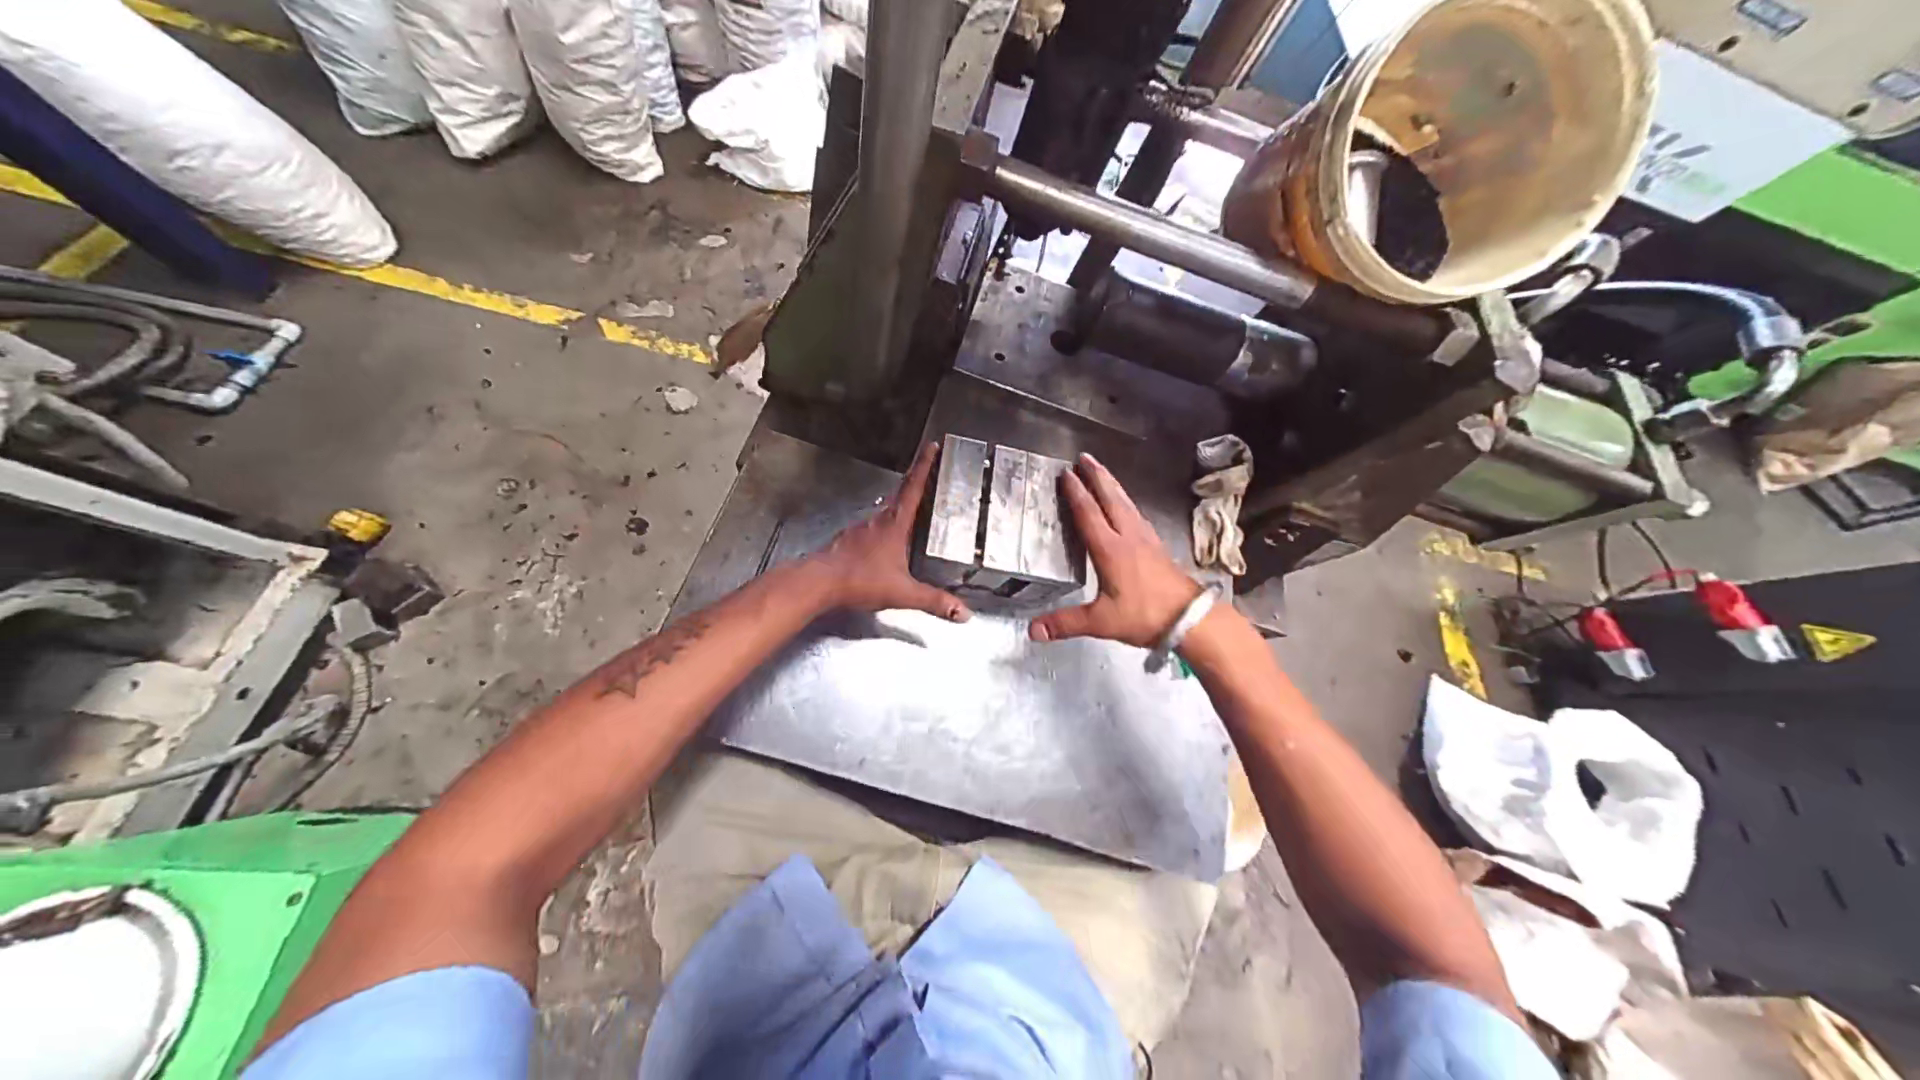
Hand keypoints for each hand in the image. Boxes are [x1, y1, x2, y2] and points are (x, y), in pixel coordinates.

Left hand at [807, 441, 971, 621]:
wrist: (817, 583)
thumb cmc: (859, 580)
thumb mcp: (902, 592)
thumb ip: (934, 601)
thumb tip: (963, 613)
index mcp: (894, 524)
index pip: (913, 487)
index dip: (924, 465)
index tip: (932, 446)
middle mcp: (877, 521)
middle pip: (900, 494)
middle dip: (916, 483)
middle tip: (930, 475)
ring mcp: (860, 529)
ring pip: (885, 512)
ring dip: (900, 507)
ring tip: (914, 511)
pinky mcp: (848, 541)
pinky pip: (872, 528)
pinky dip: (884, 528)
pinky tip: (887, 543)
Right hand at [1030, 453, 1200, 647]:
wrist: (1190, 618)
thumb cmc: (1145, 616)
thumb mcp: (1101, 622)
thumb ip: (1066, 623)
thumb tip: (1033, 631)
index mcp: (1111, 549)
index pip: (1089, 514)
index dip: (1076, 493)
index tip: (1066, 474)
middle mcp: (1128, 537)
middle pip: (1110, 499)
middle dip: (1096, 476)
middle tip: (1084, 457)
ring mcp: (1145, 540)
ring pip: (1126, 503)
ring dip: (1112, 485)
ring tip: (1102, 471)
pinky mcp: (1156, 547)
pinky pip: (1136, 515)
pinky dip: (1126, 501)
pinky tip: (1126, 505)